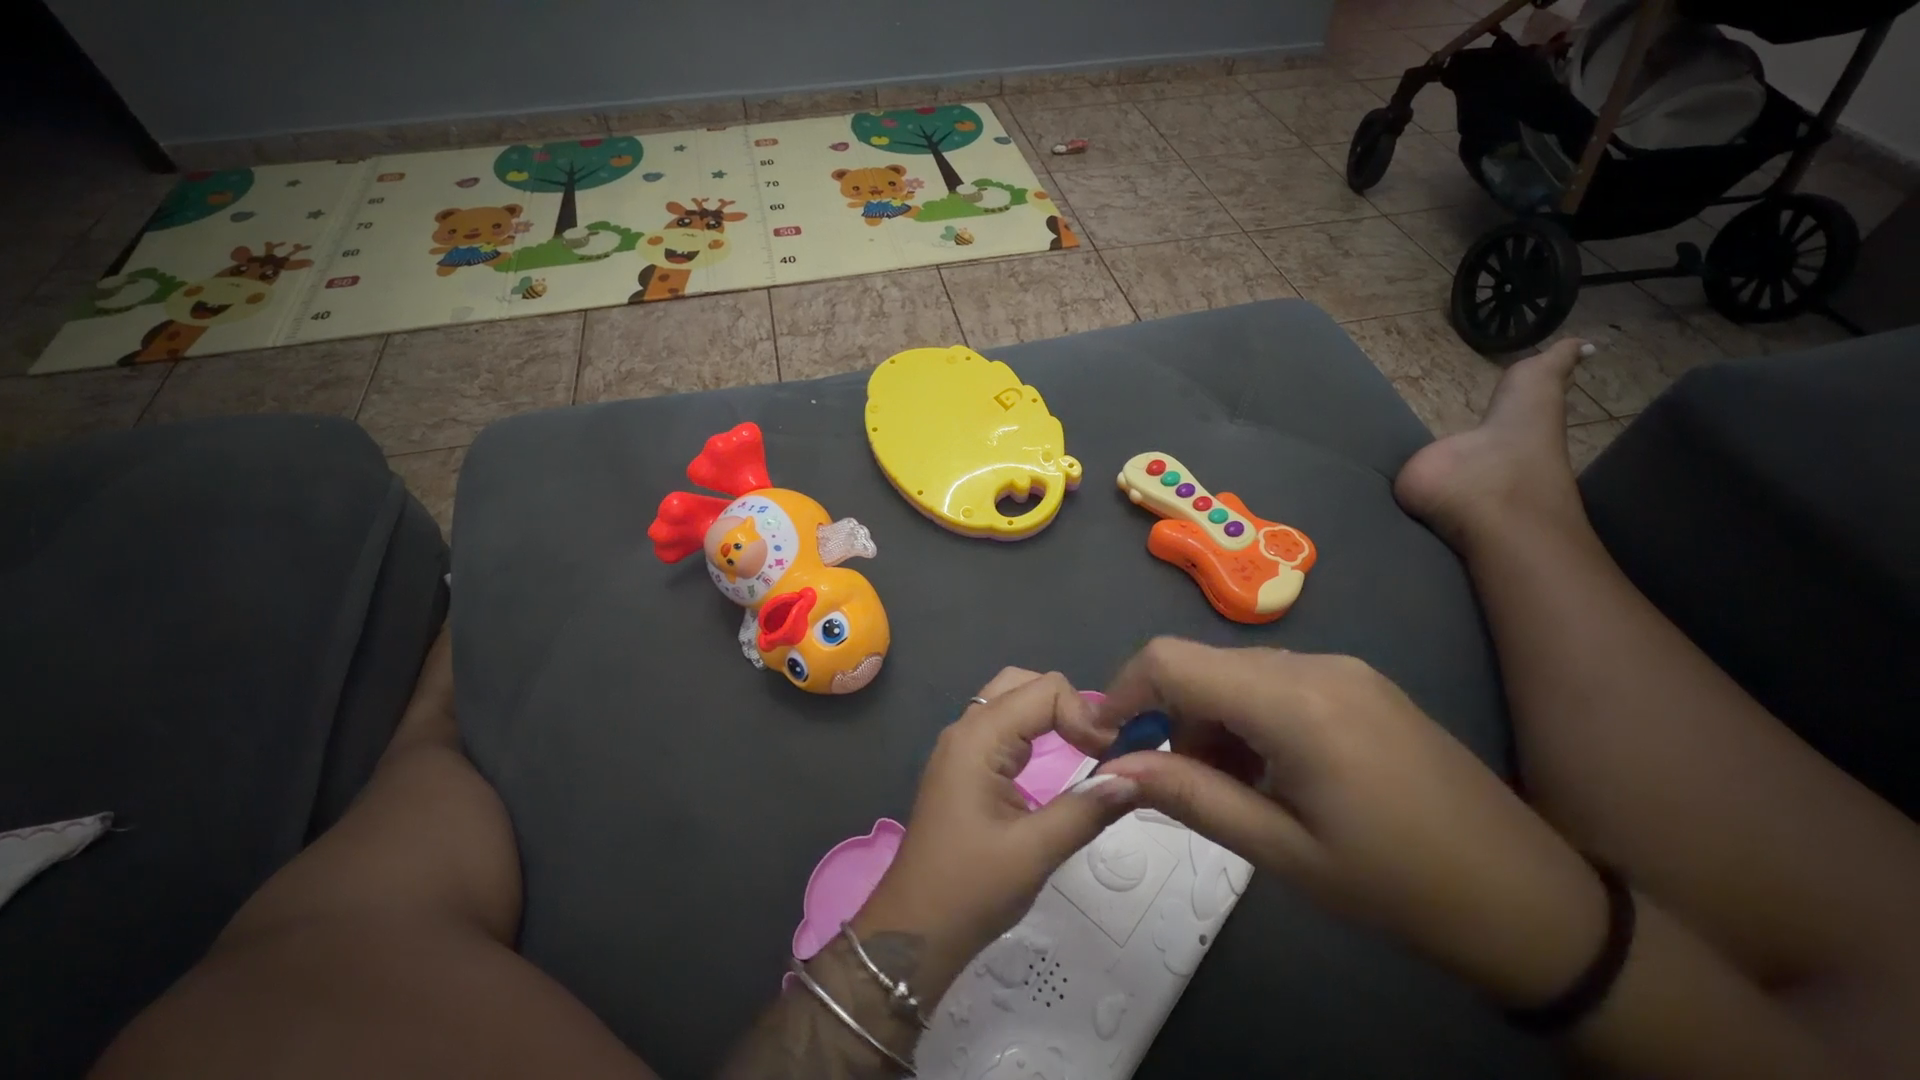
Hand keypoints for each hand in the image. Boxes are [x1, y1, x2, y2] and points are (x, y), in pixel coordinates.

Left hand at [853, 668, 1137, 1001]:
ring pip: (1012, 703)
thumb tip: (1137, 776)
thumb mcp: (1035, 852)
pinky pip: (1004, 730)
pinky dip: (1037, 733)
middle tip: (1102, 748)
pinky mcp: (965, 770)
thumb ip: (1087, 809)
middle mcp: (966, 731)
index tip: (1113, 756)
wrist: (914, 932)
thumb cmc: (969, 890)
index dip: (1086, 714)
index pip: (1045, 689)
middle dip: (1069, 705)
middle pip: (1024, 684)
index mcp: (977, 739)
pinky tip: (1059, 763)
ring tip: (1090, 752)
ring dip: (1053, 716)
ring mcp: (961, 750)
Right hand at [1072, 638, 1609, 1009]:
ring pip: (1235, 672)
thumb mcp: (1280, 850)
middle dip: (1164, 714)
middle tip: (1165, 782)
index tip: (1104, 745)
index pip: (1171, 660)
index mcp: (1293, 702)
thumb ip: (1188, 796)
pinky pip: (1275, 682)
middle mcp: (1314, 664)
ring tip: (1223, 789)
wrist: (1524, 896)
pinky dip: (1245, 717)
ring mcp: (1343, 668)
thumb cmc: (1395, 885)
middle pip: (1200, 663)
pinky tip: (1265, 772)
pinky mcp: (1359, 683)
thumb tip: (1109, 768)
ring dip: (1205, 720)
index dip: (1121, 694)